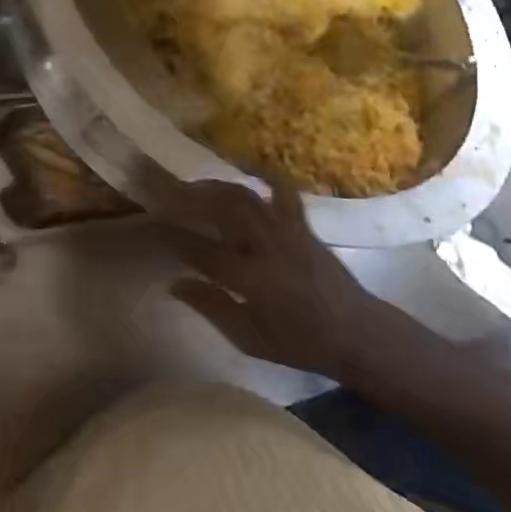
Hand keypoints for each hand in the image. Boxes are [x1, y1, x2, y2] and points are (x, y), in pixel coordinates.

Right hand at [165, 180, 407, 379]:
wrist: (357, 334)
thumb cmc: (300, 344)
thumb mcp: (248, 338)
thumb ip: (211, 307)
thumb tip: (174, 283)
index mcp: (250, 280)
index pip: (201, 251)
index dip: (174, 238)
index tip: (153, 226)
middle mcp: (266, 248)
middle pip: (221, 210)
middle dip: (188, 199)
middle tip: (165, 195)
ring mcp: (287, 233)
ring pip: (245, 197)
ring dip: (215, 187)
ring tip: (192, 186)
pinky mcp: (303, 227)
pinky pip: (282, 193)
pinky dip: (264, 176)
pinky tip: (246, 168)